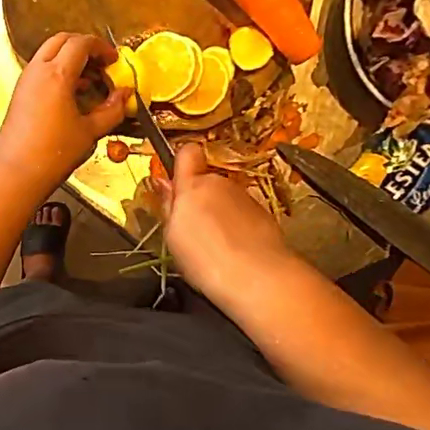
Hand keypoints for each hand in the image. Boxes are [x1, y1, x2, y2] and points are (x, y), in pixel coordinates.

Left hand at [0, 33, 128, 191]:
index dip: (101, 47)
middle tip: (101, 62)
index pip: (81, 43)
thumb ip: (112, 110)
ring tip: (90, 80)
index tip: (113, 59)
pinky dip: (58, 72)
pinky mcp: (20, 94)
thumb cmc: (52, 154)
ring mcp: (26, 81)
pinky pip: (41, 71)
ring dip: (70, 59)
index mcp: (57, 74)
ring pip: (49, 54)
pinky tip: (72, 94)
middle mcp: (38, 71)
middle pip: (62, 41)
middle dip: (84, 46)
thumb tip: (125, 95)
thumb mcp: (90, 131)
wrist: (16, 173)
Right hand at [150, 143, 293, 296]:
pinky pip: (243, 216)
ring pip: (226, 200)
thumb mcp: (172, 236)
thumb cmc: (205, 259)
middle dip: (199, 201)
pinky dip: (238, 229)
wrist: (256, 276)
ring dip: (219, 217)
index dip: (182, 165)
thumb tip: (164, 186)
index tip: (177, 185)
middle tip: (192, 232)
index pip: (187, 153)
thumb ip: (169, 206)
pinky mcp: (264, 215)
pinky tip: (234, 252)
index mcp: (193, 186)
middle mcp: (222, 185)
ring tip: (214, 248)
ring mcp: (245, 198)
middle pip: (206, 183)